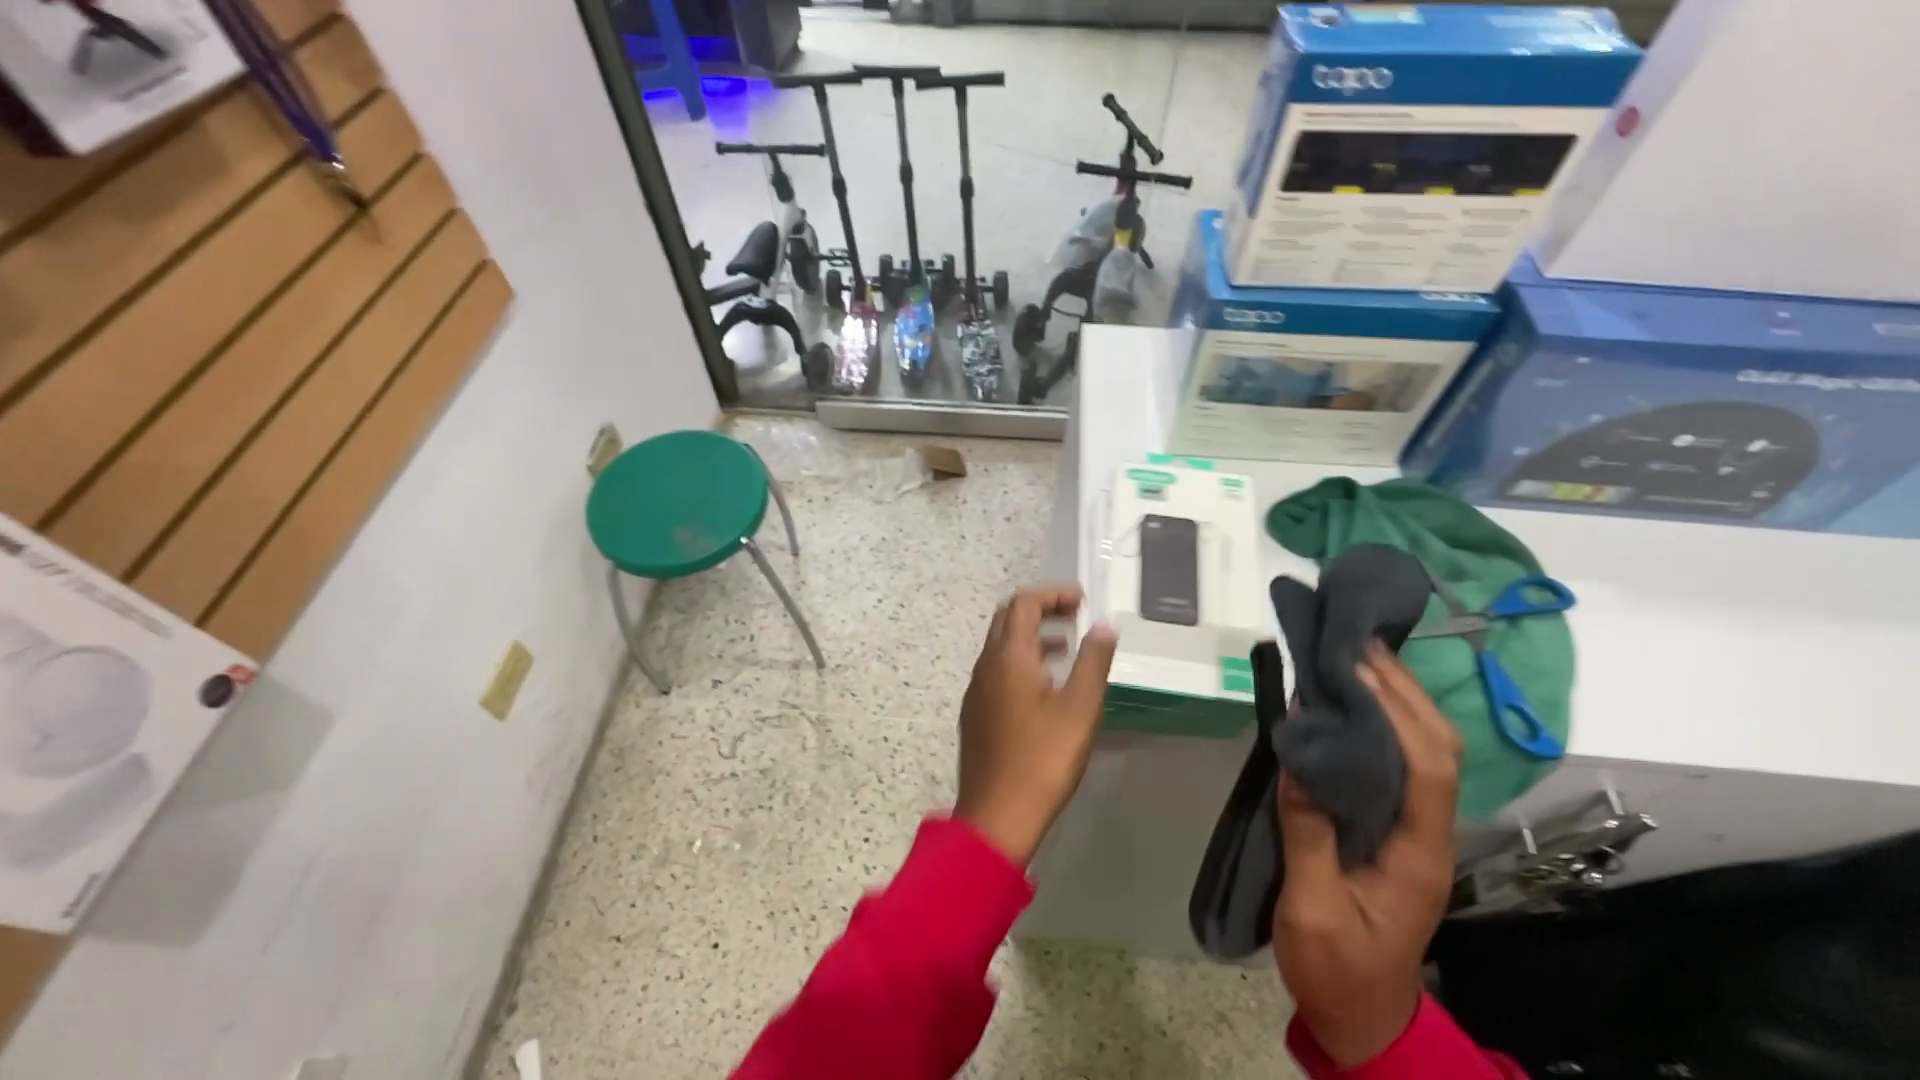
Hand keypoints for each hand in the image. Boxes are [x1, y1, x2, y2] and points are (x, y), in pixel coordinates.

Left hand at [955, 586, 1118, 865]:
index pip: (1024, 604)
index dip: (1053, 594)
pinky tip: (1045, 689)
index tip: (1083, 601)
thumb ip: (1093, 661)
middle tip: (1075, 617)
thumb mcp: (1080, 708)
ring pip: (1001, 648)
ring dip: (1032, 638)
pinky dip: (1022, 663)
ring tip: (1067, 649)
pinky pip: (997, 672)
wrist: (997, 815)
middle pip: (1007, 620)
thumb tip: (1104, 625)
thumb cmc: (1043, 759)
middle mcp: (985, 666)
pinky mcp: (975, 715)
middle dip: (1040, 610)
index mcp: (1008, 657)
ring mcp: (976, 692)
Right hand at [1273, 643, 1463, 1067]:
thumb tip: (1298, 764)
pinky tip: (1351, 706)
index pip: (1427, 768)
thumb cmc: (1336, 969)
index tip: (1356, 666)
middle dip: (1404, 691)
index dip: (1398, 711)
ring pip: (1424, 753)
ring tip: (1354, 658)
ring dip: (1398, 702)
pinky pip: (1399, 766)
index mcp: (1418, 853)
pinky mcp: (1395, 832)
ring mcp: (1415, 832)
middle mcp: (1428, 834)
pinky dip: (1383, 726)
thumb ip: (1308, 839)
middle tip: (1357, 643)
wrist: (1362, 1017)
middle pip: (1436, 748)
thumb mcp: (1311, 911)